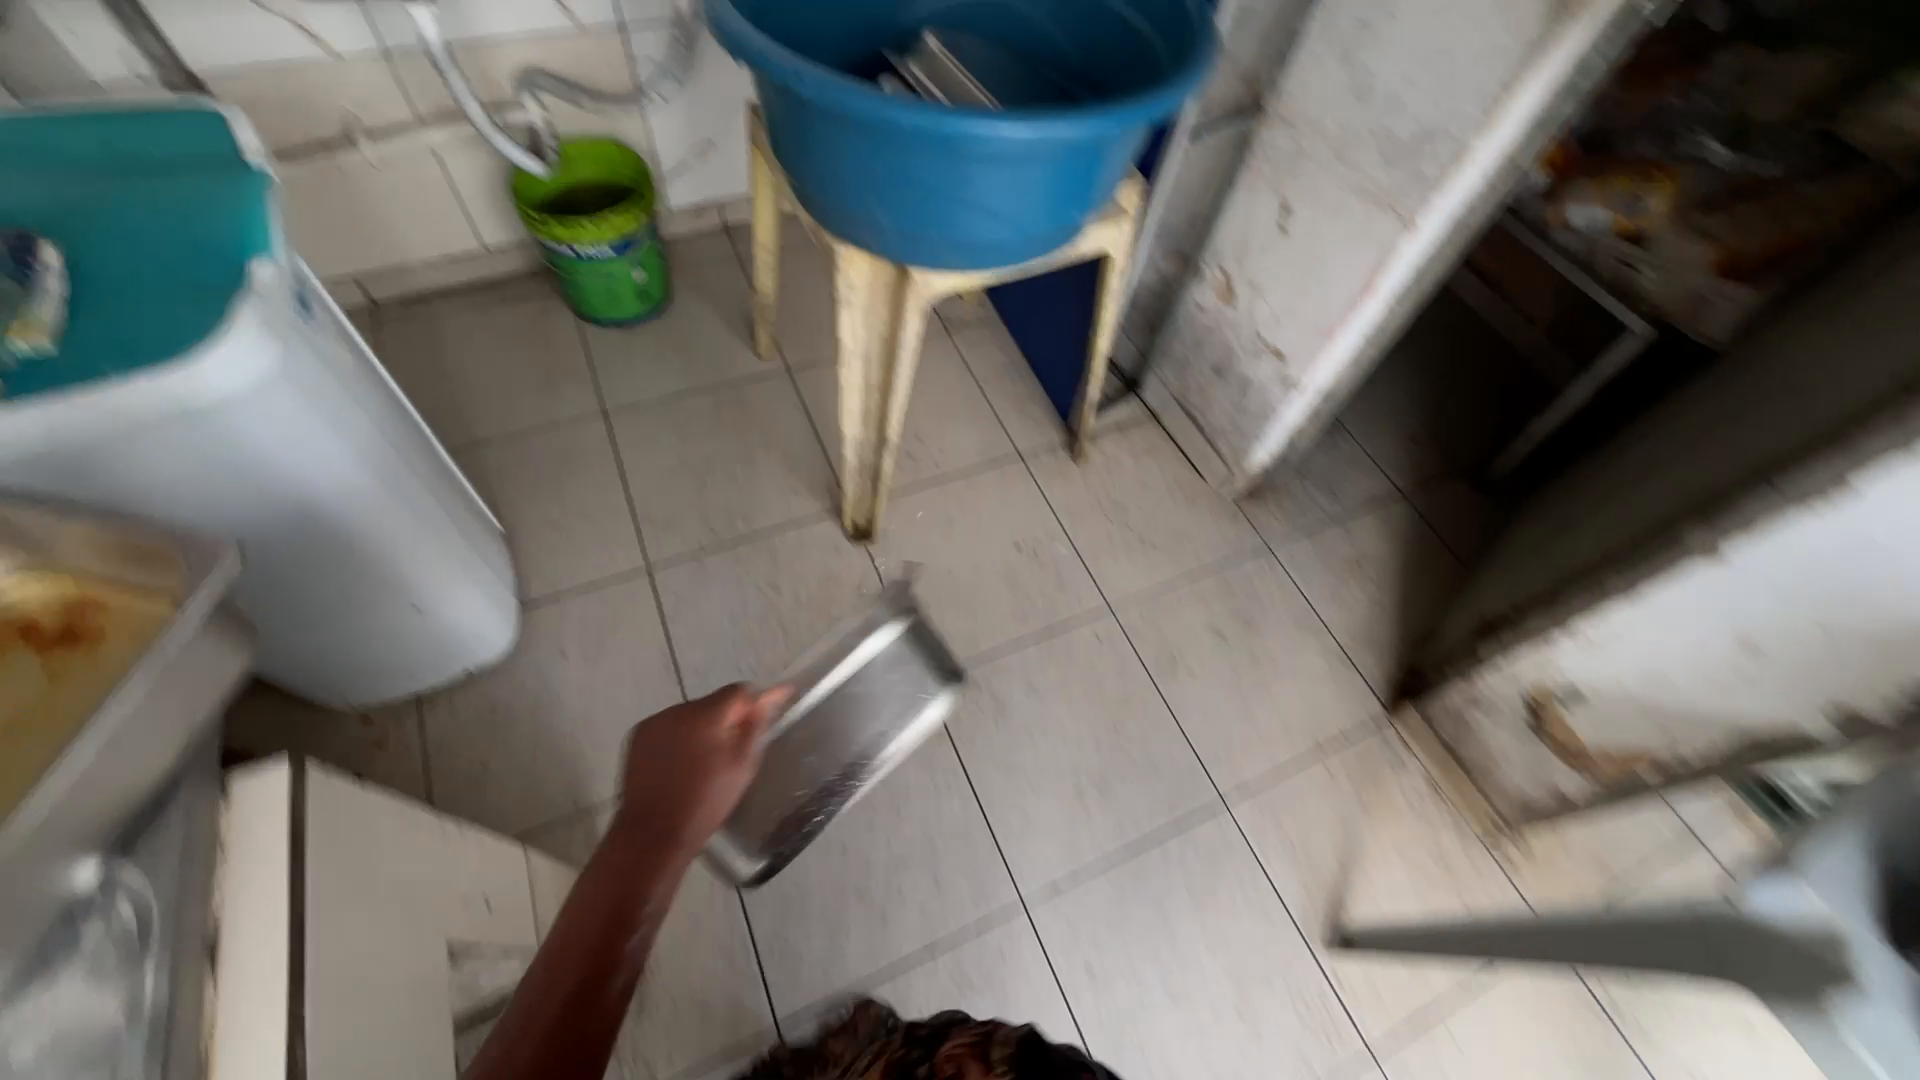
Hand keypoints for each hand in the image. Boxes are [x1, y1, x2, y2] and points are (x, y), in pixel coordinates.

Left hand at [612, 683, 789, 860]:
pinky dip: (679, 737)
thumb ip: (755, 726)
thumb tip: (766, 699)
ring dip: (701, 728)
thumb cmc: (706, 802)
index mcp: (706, 716)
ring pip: (690, 714)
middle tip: (730, 751)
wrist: (653, 833)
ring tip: (702, 762)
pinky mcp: (637, 735)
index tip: (759, 722)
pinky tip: (679, 764)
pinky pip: (669, 726)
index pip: (738, 691)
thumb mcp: (742, 766)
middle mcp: (677, 710)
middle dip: (725, 719)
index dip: (752, 704)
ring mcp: (654, 722)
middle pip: (713, 702)